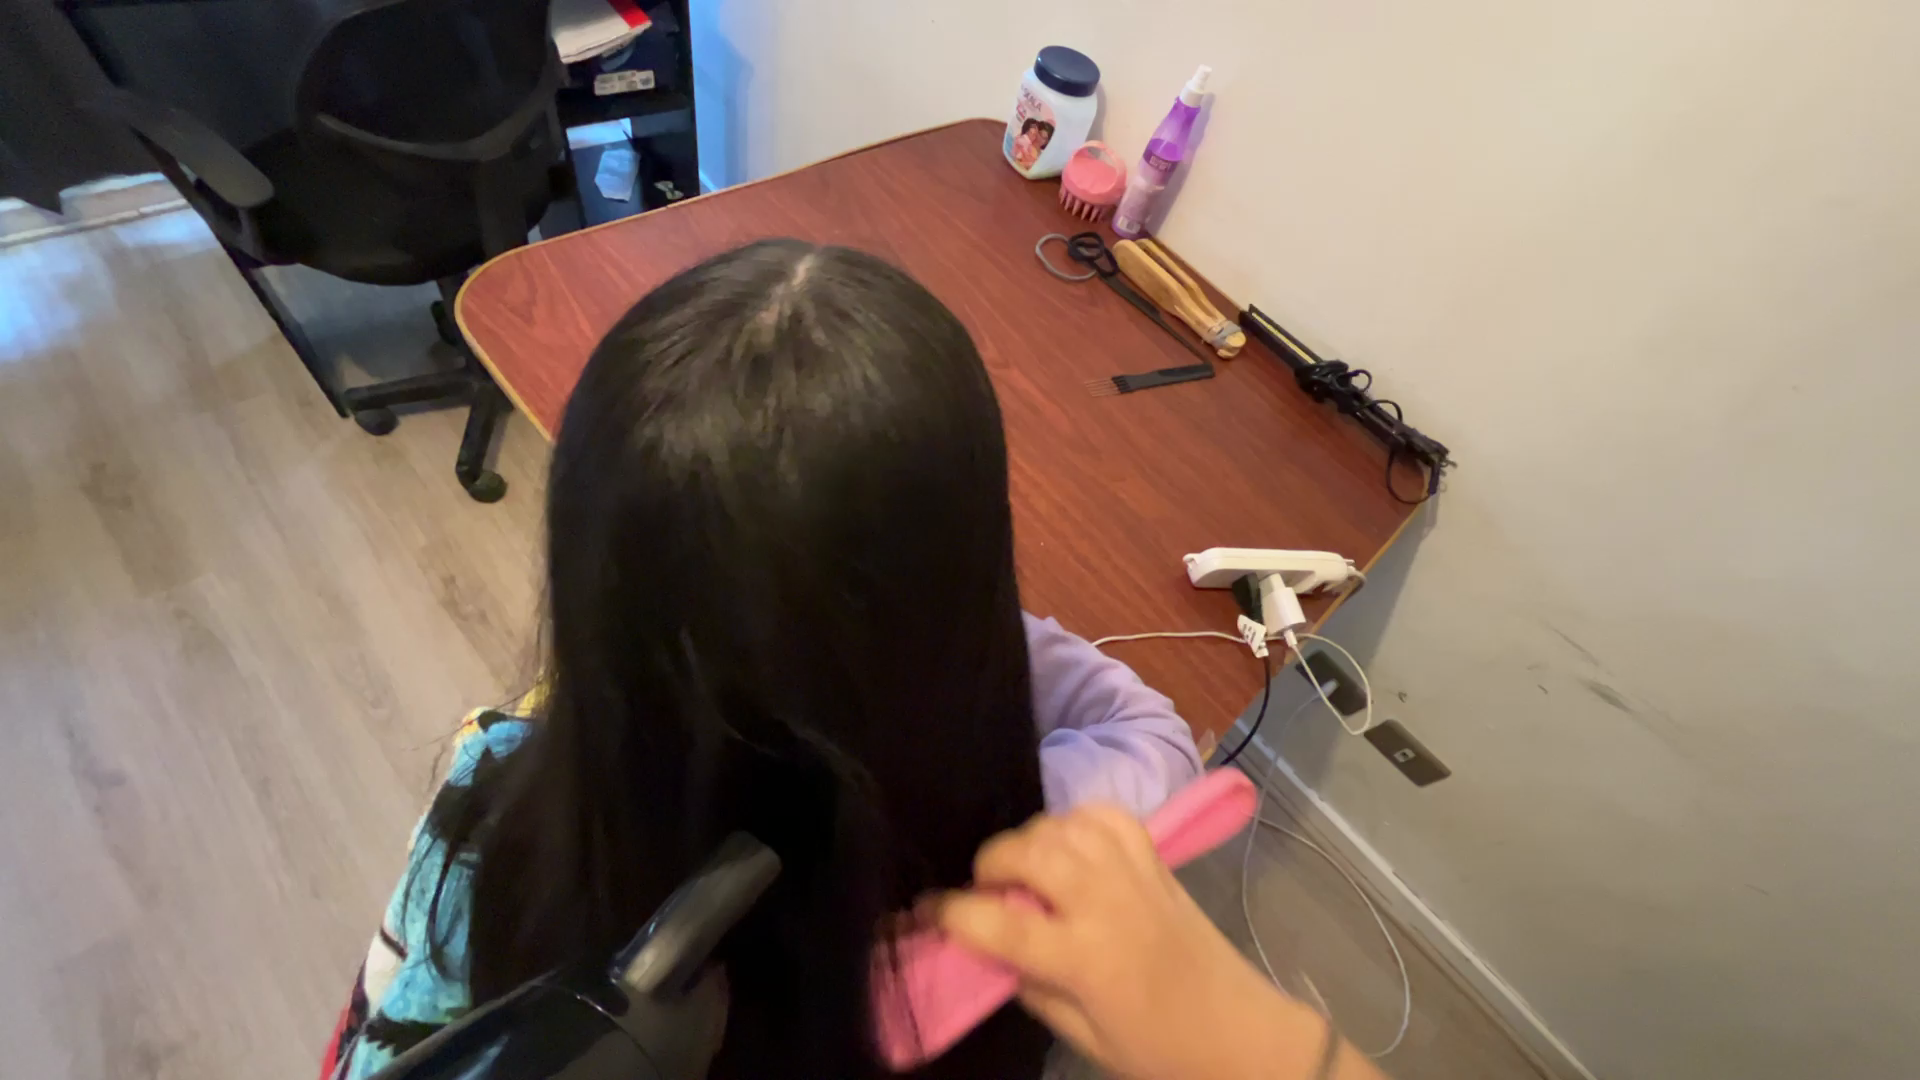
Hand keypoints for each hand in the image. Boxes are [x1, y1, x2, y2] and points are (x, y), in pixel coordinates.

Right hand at [937, 803, 1371, 1079]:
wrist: (1241, 1033)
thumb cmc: (1158, 1050)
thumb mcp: (1083, 1037)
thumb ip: (1030, 984)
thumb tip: (991, 946)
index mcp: (1085, 958)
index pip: (1000, 925)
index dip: (951, 914)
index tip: (924, 911)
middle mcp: (1104, 901)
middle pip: (1027, 853)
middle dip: (990, 864)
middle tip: (985, 890)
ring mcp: (1131, 870)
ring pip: (1059, 826)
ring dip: (1030, 841)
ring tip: (1026, 868)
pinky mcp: (1152, 856)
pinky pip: (1101, 814)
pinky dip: (1075, 820)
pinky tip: (1069, 843)